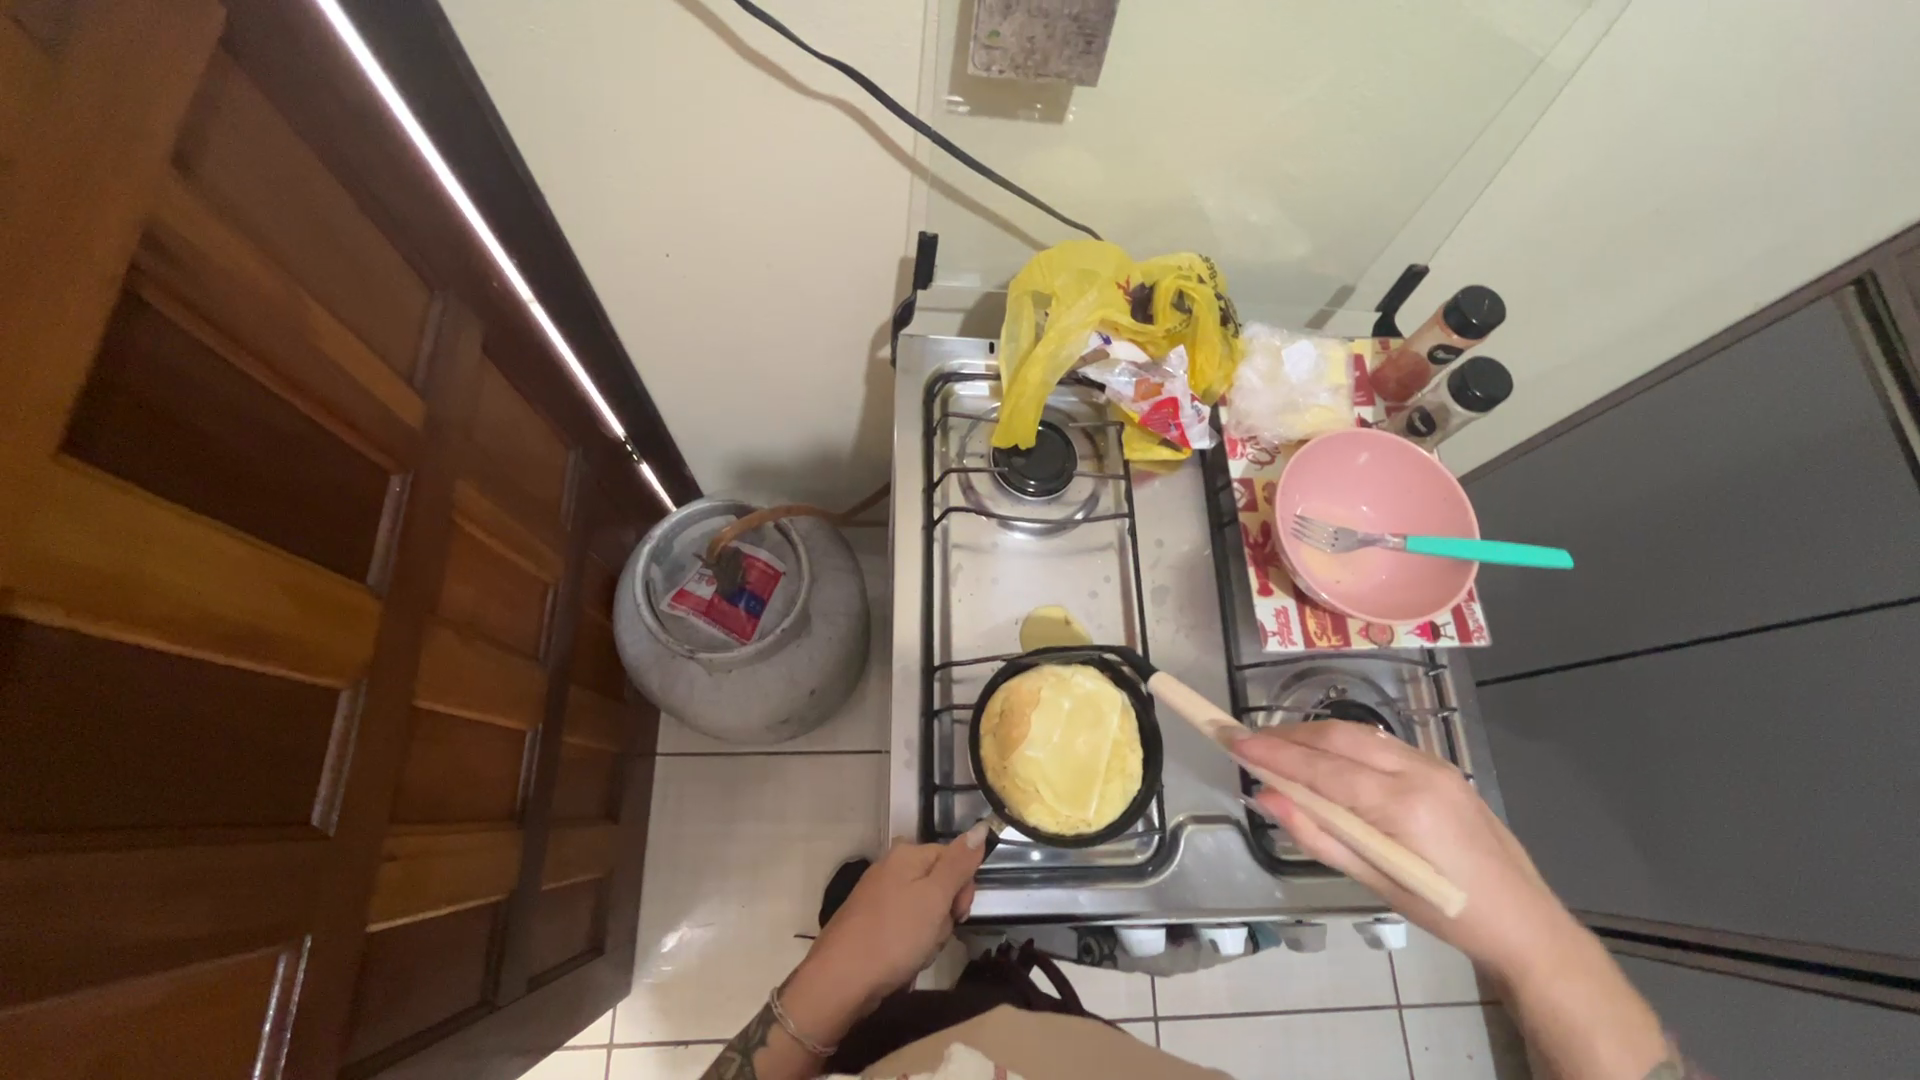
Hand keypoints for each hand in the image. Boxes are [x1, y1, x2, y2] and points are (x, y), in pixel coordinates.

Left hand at [783, 826, 987, 1038]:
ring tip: (916, 953)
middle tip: (933, 936)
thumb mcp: (935, 898)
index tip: (958, 916)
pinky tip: (903, 960)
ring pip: (924, 910)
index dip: (963, 890)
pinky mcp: (870, 921)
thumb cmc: (894, 936)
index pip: (954, 859)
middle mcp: (891, 867)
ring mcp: (878, 895)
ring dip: (929, 935)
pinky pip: (905, 926)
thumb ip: (959, 863)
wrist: (840, 981)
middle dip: (944, 915)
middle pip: (939, 885)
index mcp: (908, 854)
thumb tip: (981, 826)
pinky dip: (910, 945)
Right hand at [1235, 722, 1579, 980]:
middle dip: (1288, 736)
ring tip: (1278, 746)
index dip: (1274, 754)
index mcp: (1402, 806)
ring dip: (1313, 735)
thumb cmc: (1445, 913)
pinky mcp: (1442, 767)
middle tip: (1249, 741)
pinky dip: (1343, 743)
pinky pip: (1380, 743)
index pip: (1322, 769)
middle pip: (1338, 738)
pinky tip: (1325, 756)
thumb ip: (1318, 835)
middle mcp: (1418, 772)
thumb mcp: (1375, 882)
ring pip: (1359, 734)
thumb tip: (1267, 798)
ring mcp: (1435, 765)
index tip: (1234, 742)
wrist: (1525, 921)